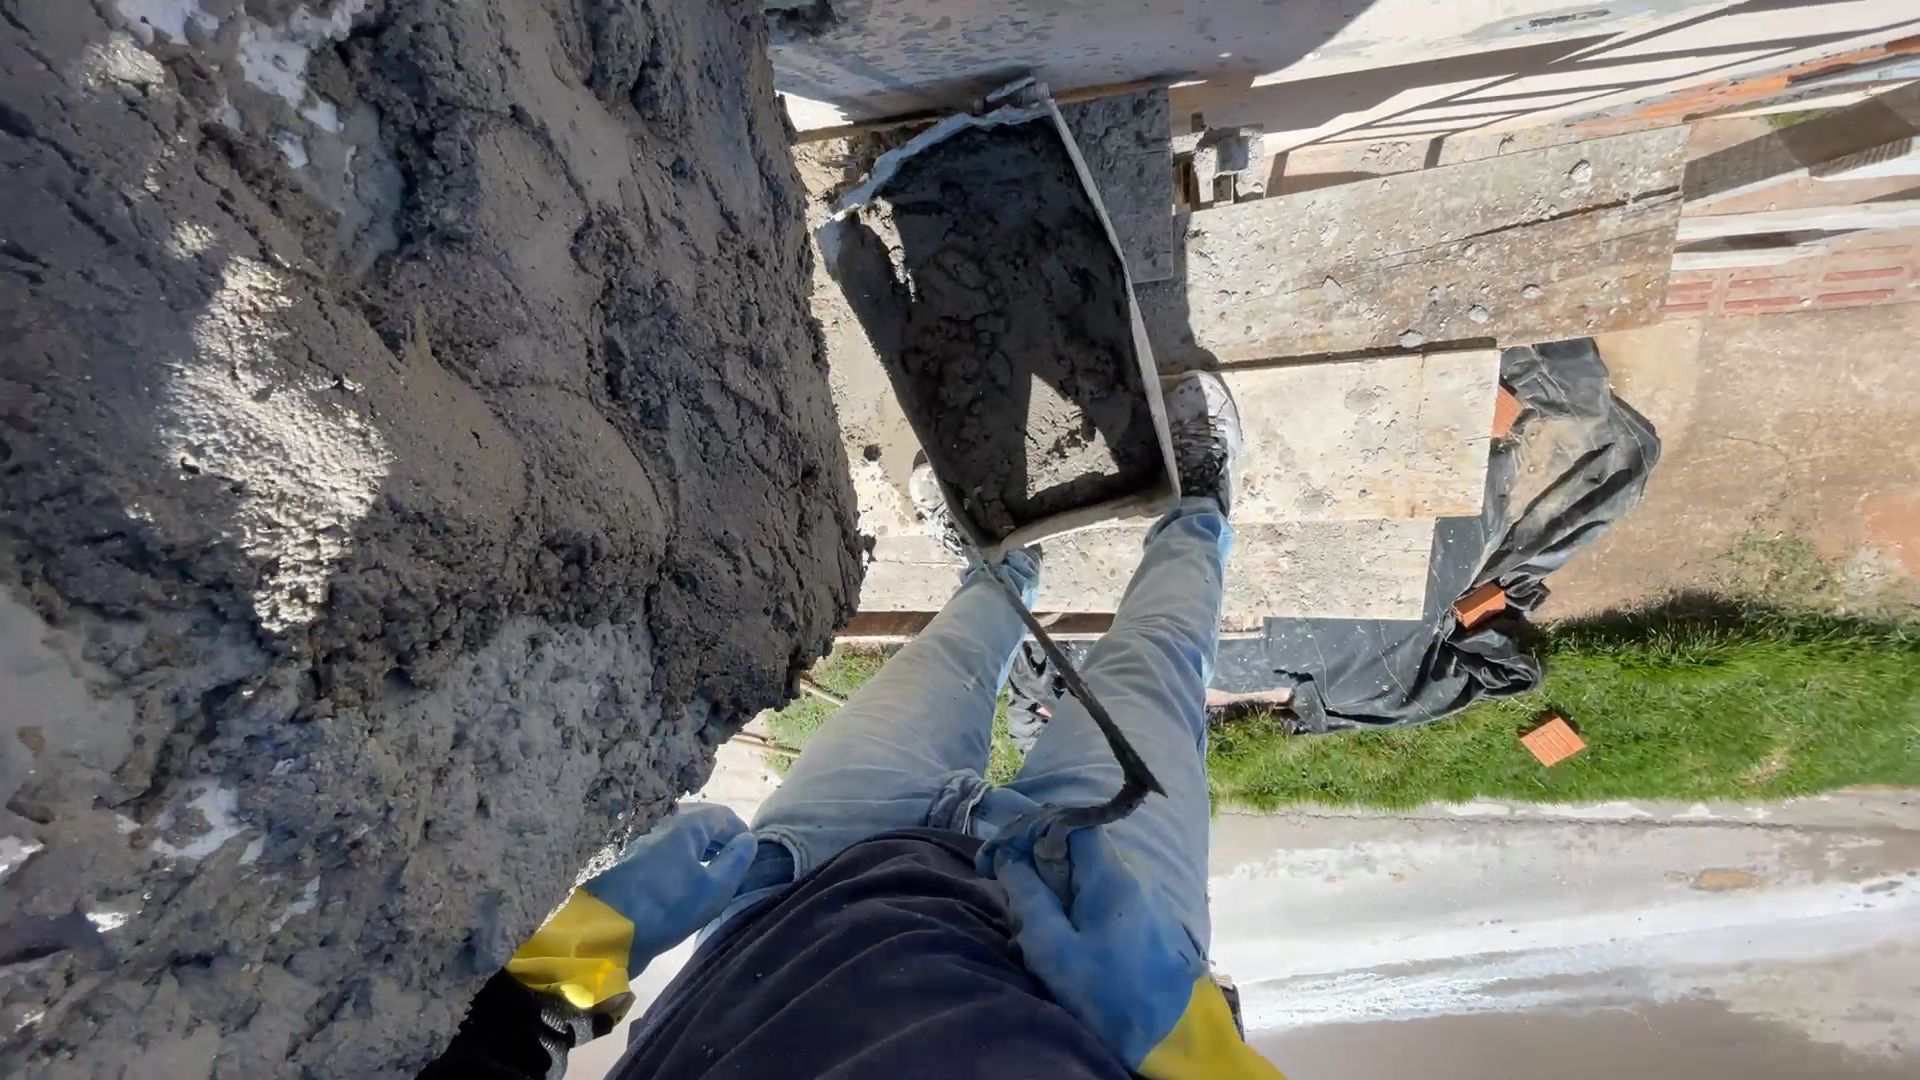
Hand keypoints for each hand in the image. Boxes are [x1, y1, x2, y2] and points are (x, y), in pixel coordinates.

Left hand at [583, 803, 758, 966]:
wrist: (602, 932)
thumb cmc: (666, 907)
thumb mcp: (714, 889)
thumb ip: (736, 861)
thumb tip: (748, 841)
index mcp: (688, 823)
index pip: (725, 816)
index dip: (741, 833)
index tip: (749, 854)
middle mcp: (665, 822)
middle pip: (702, 822)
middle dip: (721, 839)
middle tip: (733, 862)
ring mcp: (644, 838)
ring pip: (682, 836)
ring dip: (701, 849)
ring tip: (711, 872)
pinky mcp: (630, 858)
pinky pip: (666, 849)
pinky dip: (681, 857)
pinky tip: (683, 879)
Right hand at [988, 823, 1281, 1079]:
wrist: (1170, 1041)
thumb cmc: (1109, 995)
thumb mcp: (1054, 949)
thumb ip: (1027, 896)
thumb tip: (1008, 857)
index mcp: (1110, 875)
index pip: (1068, 823)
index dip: (1030, 831)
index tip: (1000, 859)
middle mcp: (1128, 875)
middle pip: (1070, 850)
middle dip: (1033, 869)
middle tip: (1009, 901)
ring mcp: (1137, 897)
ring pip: (1078, 877)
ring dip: (1047, 895)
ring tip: (1027, 934)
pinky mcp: (1139, 919)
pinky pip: (1093, 898)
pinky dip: (1067, 911)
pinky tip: (1053, 944)